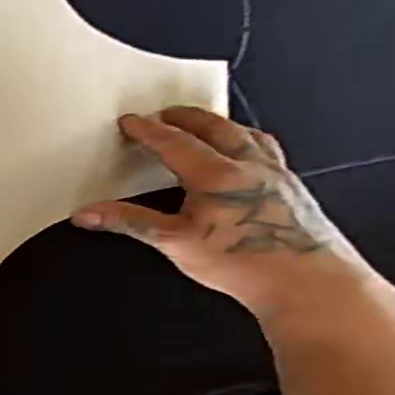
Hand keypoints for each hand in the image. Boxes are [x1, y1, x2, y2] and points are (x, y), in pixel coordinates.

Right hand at [71, 107, 379, 319]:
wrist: (308, 282)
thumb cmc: (243, 262)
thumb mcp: (172, 241)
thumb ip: (128, 221)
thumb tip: (87, 213)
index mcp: (218, 175)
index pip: (175, 143)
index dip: (148, 130)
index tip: (130, 121)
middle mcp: (251, 167)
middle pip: (216, 129)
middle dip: (187, 117)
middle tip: (164, 112)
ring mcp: (277, 175)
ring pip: (246, 135)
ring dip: (220, 124)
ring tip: (204, 122)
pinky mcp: (291, 187)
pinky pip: (266, 151)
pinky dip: (247, 141)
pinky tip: (243, 151)